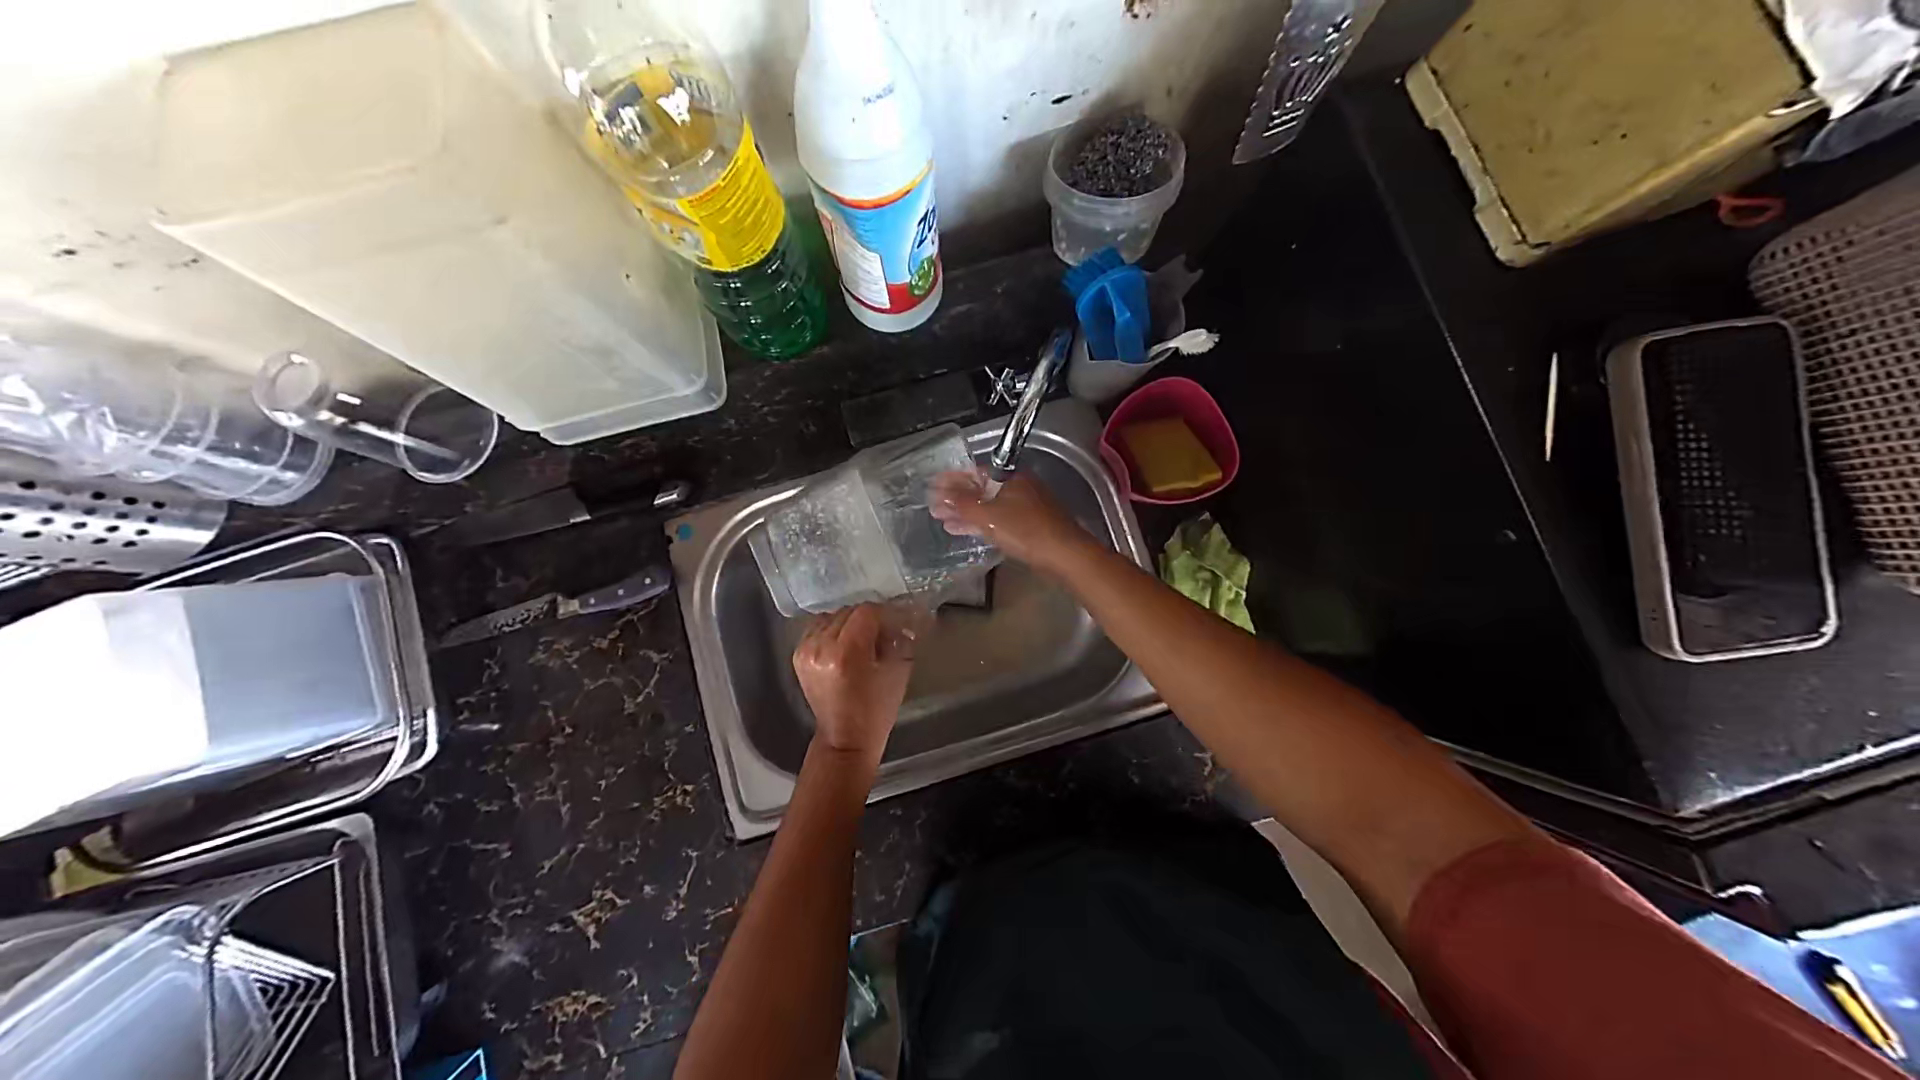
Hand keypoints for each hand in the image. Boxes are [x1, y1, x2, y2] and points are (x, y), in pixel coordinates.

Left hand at [791, 604, 918, 757]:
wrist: (845, 739)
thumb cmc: (877, 710)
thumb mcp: (898, 671)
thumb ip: (899, 639)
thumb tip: (902, 619)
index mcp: (847, 653)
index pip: (866, 613)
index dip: (885, 614)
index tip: (896, 621)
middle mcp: (821, 647)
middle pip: (848, 612)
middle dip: (869, 619)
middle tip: (884, 631)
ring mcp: (806, 651)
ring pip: (832, 616)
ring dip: (850, 623)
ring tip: (864, 639)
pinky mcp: (799, 656)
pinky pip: (818, 628)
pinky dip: (833, 630)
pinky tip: (845, 644)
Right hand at [928, 470, 1089, 572]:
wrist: (1065, 555)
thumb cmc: (1026, 531)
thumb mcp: (988, 516)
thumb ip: (962, 504)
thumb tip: (941, 493)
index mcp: (1011, 478)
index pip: (975, 472)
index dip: (952, 480)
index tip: (933, 487)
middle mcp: (1020, 488)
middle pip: (982, 490)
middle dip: (957, 499)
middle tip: (934, 507)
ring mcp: (1026, 508)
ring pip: (989, 507)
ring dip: (966, 513)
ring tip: (943, 521)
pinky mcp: (1030, 527)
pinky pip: (998, 520)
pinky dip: (981, 524)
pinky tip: (965, 531)